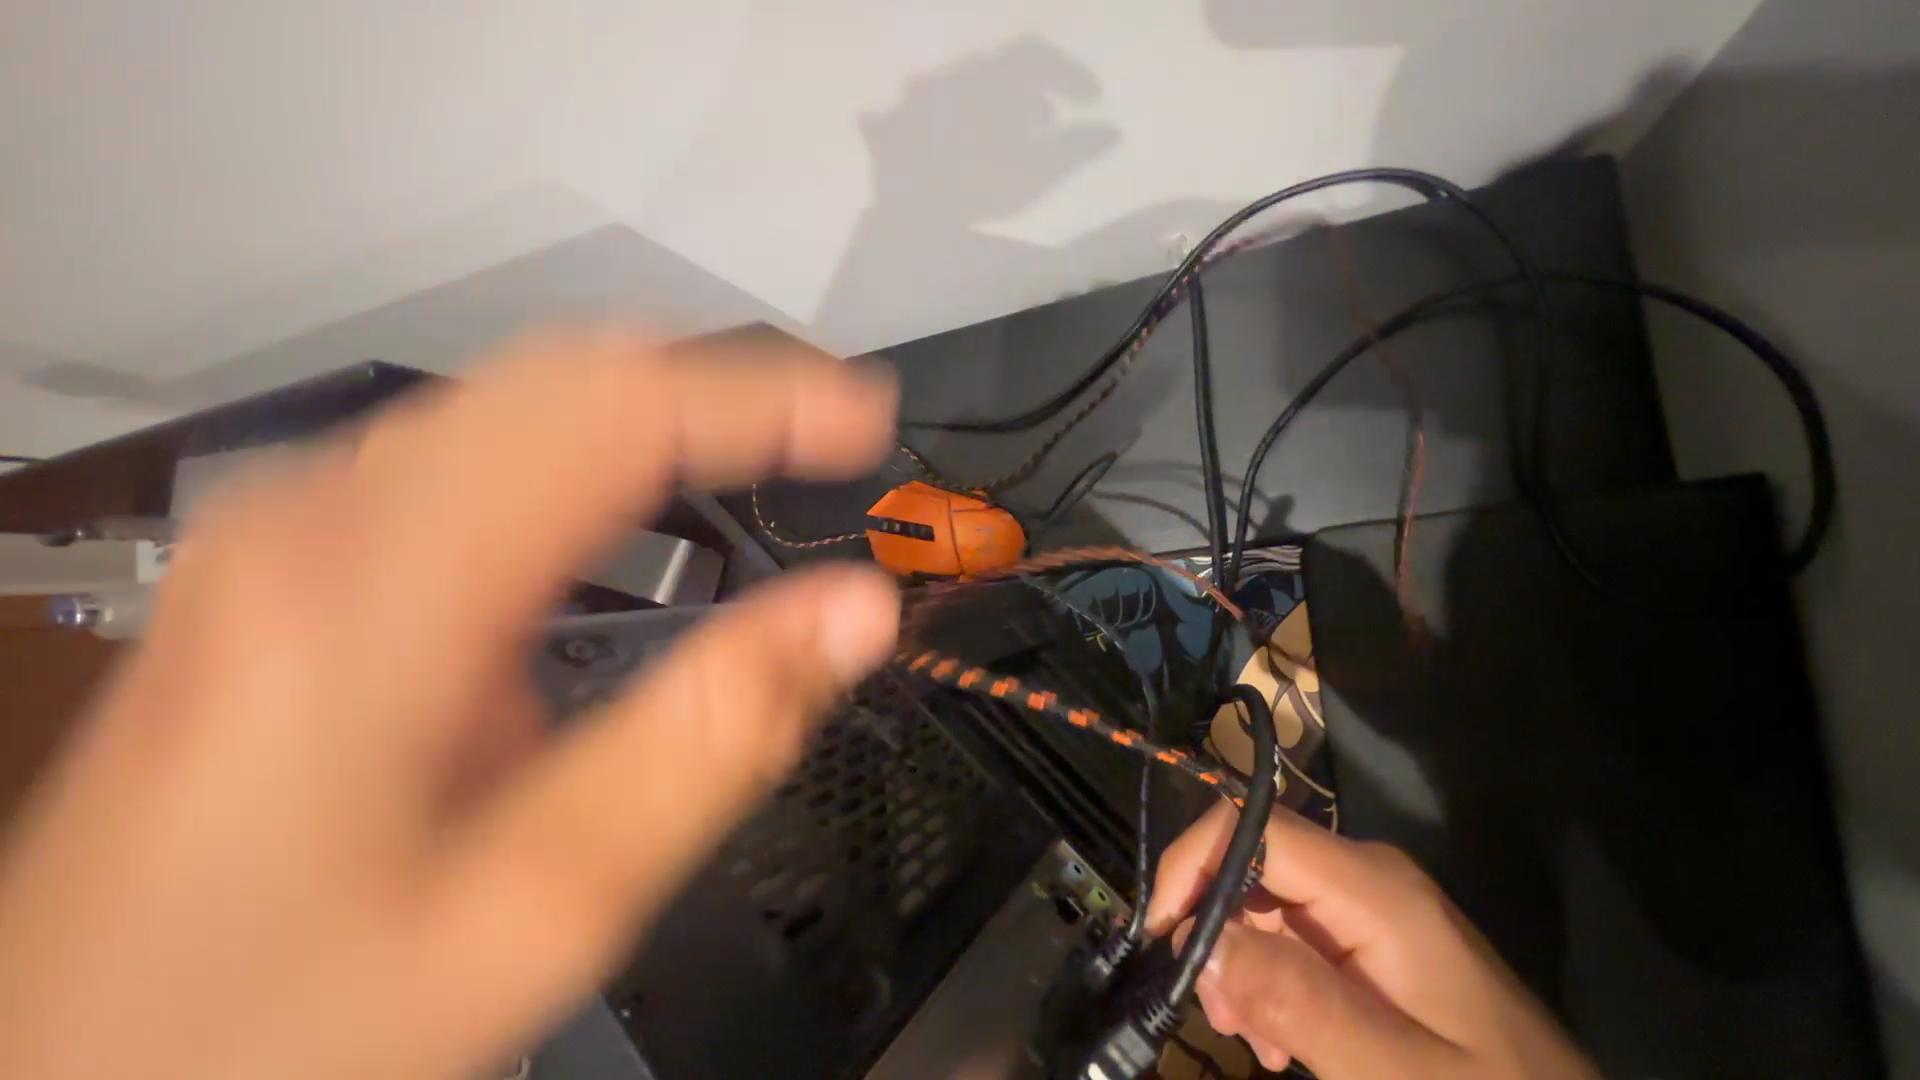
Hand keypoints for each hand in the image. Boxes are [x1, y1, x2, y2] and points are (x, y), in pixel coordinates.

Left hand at [0, 331, 902, 1079]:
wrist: (74, 1079)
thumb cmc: (298, 1019)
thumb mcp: (545, 904)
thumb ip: (715, 734)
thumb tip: (856, 612)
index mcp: (379, 593)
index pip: (614, 415)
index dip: (764, 398)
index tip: (868, 419)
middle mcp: (322, 519)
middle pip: (563, 373)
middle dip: (724, 378)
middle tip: (837, 423)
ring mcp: (297, 529)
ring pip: (519, 394)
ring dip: (665, 399)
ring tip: (774, 440)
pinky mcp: (299, 558)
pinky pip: (479, 444)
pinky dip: (598, 437)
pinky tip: (654, 482)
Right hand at [1147, 804, 1602, 1079]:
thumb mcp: (1399, 1074)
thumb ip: (1300, 1004)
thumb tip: (1197, 940)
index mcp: (1373, 887)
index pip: (1249, 826)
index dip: (1189, 864)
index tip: (1160, 940)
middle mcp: (1365, 874)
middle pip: (1249, 860)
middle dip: (1210, 926)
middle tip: (1215, 1015)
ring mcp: (1369, 904)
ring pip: (1262, 897)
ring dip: (1235, 960)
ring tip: (1251, 1040)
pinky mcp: (1371, 935)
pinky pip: (1291, 931)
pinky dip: (1265, 975)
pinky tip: (1278, 1039)